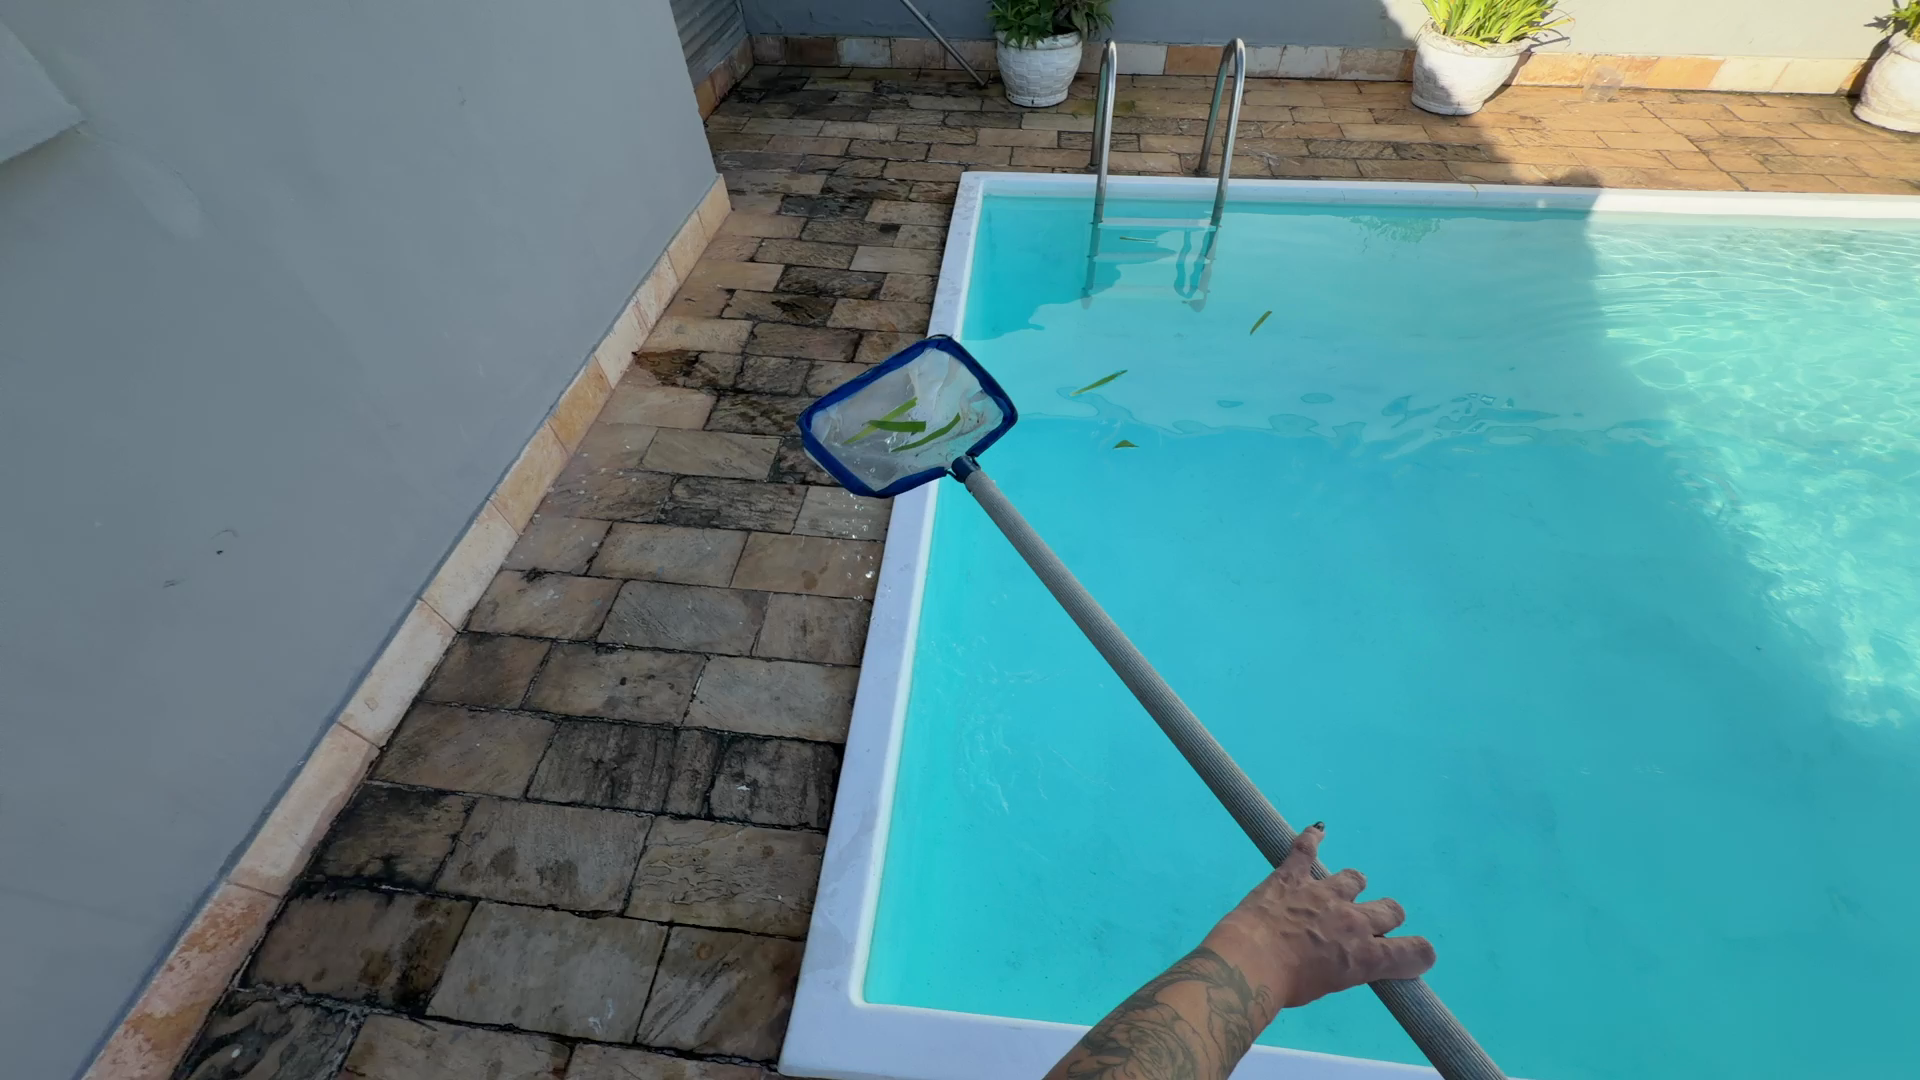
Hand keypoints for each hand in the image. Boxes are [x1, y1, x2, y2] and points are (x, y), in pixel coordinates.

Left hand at [1200, 823, 1434, 1010]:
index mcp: (1366, 956)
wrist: (1253, 958)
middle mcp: (1353, 920)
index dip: (1419, 952)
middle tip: (1369, 921)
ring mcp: (1323, 893)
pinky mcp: (1293, 875)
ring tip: (1344, 888)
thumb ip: (1348, 966)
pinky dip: (1312, 837)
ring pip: (1355, 878)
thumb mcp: (1332, 985)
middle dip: (1386, 915)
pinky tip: (1317, 830)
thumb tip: (1349, 957)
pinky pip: (1306, 848)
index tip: (1416, 952)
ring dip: (1353, 885)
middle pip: (1390, 910)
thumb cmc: (1288, 984)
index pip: (1414, 952)